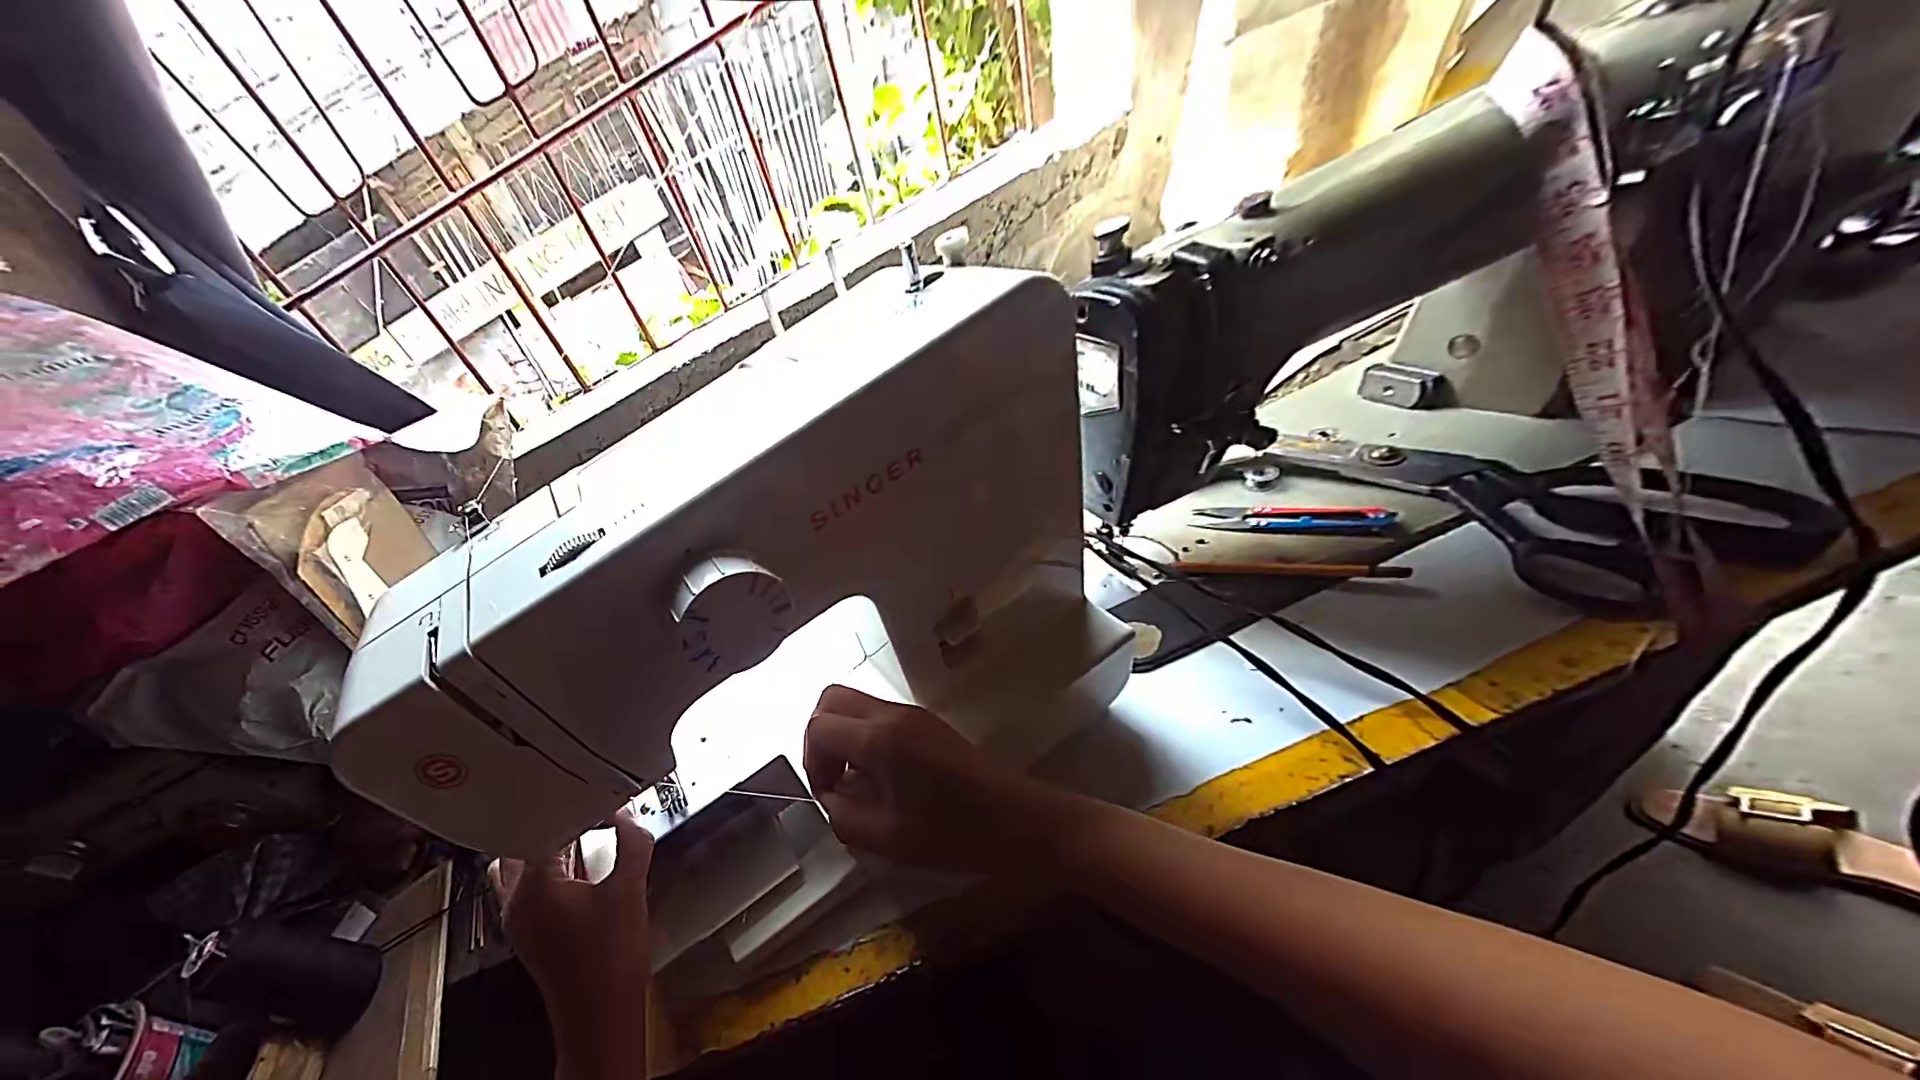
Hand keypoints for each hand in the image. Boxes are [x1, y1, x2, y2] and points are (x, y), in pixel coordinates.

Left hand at [491, 810, 652, 1079]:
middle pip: (522, 844)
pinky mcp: (535, 929)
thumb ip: (632, 842)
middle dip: (553, 820)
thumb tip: (627, 816)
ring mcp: (522, 918)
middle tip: (584, 802)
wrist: (601, 1011)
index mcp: (532, 889)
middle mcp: (517, 902)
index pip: (539, 828)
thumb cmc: (609, 959)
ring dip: (552, 843)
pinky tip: (585, 858)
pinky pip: (535, 883)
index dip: (568, 804)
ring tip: (584, 826)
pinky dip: (555, 864)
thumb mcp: (630, 888)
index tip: (592, 791)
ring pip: (524, 864)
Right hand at [802, 685, 1088, 874]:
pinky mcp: (927, 721)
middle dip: (819, 736)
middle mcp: (893, 714)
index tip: (826, 793)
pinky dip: (865, 736)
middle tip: (831, 779)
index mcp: (880, 738)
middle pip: (832, 698)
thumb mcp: (885, 837)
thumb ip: (840, 814)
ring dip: (843, 735)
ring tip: (857, 782)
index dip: (810, 760)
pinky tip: (882, 777)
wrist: (1015, 819)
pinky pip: (879, 715)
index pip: (818, 724)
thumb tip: (827, 797)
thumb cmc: (952, 832)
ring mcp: (913, 713)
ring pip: (857, 703)